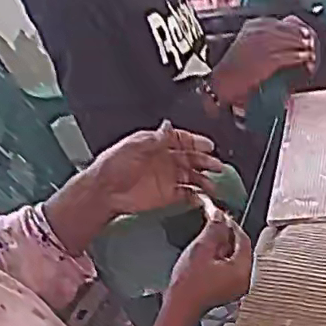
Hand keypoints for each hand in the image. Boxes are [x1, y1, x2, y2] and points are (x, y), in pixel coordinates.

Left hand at [84, 122, 226, 216]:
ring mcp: (167, 179)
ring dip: (204, 181)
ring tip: (213, 186)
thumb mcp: (135, 146)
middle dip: (206, 162)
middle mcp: (165, 161)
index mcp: (157, 145)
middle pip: (191, 160)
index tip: (209, 146)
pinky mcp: (167, 196)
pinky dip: (196, 197)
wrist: (107, 190)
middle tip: (218, 166)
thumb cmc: (115, 165)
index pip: (182, 141)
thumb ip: (156, 138)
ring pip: (192, 178)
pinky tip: (202, 198)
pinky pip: (186, 195)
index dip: (197, 143)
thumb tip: (169, 126)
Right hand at [165, 207, 251, 316]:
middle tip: (212, 225)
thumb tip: (220, 216)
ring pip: (234, 258)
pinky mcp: (228, 290)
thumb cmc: (189, 284)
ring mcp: (237, 287)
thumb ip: (214, 230)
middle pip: (240, 249)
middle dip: (226, 236)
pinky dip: (220, 259)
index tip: (220, 215)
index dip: (231, 224)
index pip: (243, 240)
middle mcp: (244, 280)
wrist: (181, 307)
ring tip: (206, 241)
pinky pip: (229, 269)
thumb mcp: (202, 249)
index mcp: (242, 270)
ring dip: (222, 247)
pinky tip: (207, 256)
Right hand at [212, 18, 316, 104]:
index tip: (303, 33)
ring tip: (311, 52)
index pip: (276, 24)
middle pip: (284, 30)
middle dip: (299, 36)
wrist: (220, 83)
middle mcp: (256, 32)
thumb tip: (273, 52)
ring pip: (288, 42)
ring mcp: (261, 45)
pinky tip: (306, 61)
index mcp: (251, 27)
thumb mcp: (243, 50)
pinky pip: (286, 57)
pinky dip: (297, 58)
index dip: (291, 29)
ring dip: (301, 47)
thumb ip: (257, 45)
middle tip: (311, 42)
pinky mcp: (265, 60)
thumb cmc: (231, 73)